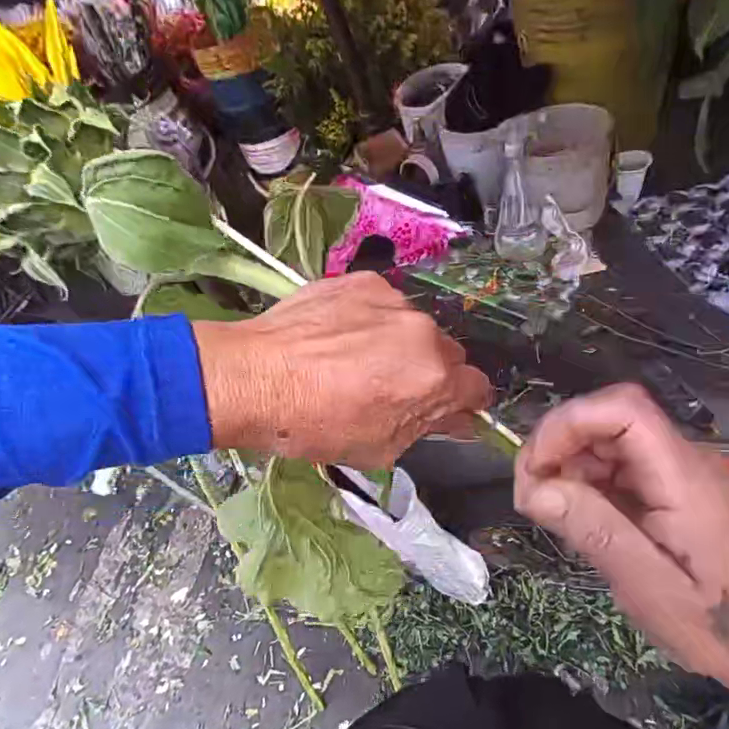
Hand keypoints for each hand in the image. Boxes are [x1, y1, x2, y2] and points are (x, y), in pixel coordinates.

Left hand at [192, 272, 492, 469]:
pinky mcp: (364, 281)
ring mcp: (394, 301)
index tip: (446, 408)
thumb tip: (459, 419)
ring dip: (402, 343)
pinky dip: (374, 319)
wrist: (249, 378)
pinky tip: (341, 335)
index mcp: (436, 378)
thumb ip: (430, 428)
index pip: (479, 387)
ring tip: (357, 358)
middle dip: (433, 372)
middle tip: (394, 387)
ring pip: (416, 327)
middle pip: (450, 354)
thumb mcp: (381, 447)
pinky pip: (385, 304)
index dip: (464, 402)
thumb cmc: (315, 425)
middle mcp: (425, 333)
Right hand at [513, 384, 728, 728]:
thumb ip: (593, 529)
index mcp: (684, 476)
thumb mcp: (643, 582)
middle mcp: (683, 458)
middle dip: (560, 443)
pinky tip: (573, 510)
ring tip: (546, 505)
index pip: (626, 409)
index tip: (537, 466)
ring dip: (568, 461)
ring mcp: (675, 467)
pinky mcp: (665, 482)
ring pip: (608, 435)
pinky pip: (617, 461)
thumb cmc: (704, 618)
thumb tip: (535, 489)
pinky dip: (585, 477)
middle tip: (530, 491)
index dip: (571, 422)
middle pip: (612, 416)